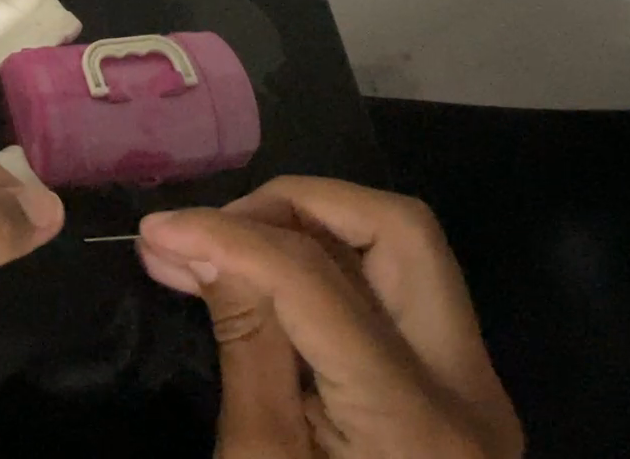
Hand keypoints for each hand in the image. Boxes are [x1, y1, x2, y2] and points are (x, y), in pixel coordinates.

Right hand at [137, 176, 522, 458]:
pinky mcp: (454, 383)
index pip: (314, 279)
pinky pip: (390, 283)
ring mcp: (474, 382)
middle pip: (398, 229)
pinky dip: (319, 259)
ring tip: (224, 245)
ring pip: (402, 244)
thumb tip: (201, 241)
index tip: (155, 228)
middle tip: (219, 230)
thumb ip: (243, 341)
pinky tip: (256, 277)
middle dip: (292, 204)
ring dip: (307, 224)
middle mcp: (470, 386)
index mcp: (418, 424)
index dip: (225, 235)